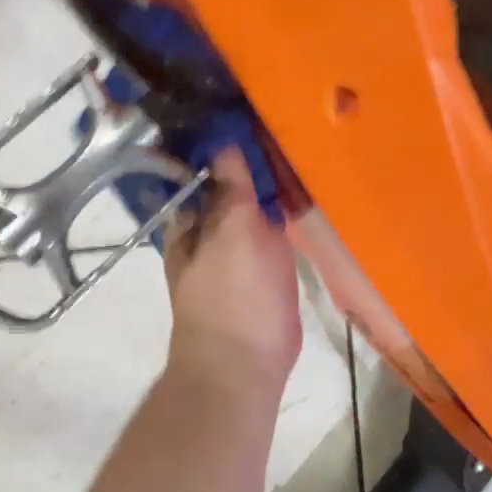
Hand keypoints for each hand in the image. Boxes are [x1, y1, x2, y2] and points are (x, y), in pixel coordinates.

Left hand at [163, 148, 301, 392]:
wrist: (243, 367)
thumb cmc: (235, 295)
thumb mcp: (234, 230)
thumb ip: (232, 187)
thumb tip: (224, 143)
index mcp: (189, 224)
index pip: (206, 173)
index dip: (227, 149)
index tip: (256, 123)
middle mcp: (206, 238)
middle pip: (230, 193)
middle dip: (250, 171)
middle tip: (286, 139)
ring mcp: (233, 259)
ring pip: (251, 215)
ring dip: (267, 195)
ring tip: (297, 163)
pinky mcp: (259, 278)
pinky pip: (269, 239)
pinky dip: (280, 222)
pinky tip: (301, 207)